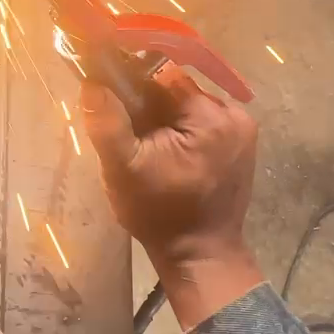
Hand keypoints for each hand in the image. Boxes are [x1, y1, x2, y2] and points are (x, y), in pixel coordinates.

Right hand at [81, 65, 263, 329]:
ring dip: (161, 115)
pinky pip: (199, 118)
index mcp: (211, 117)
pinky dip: (177, 127)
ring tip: (146, 145)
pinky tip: (165, 151)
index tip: (112, 103)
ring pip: (185, 102)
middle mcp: (235, 115)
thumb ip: (107, 122)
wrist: (199, 257)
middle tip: (129, 133)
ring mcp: (242, 130)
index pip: (162, 76)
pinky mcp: (240, 144)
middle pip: (175, 88)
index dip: (131, 84)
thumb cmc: (160, 213)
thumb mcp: (123, 168)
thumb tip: (91, 81)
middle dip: (146, 103)